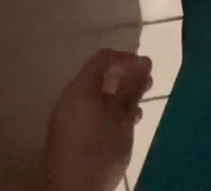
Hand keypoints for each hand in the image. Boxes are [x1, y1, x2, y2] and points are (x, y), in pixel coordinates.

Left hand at [41, 49, 152, 190]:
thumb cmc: (100, 151)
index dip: (127, 58)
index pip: (103, 58)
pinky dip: (106, 114)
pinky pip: (87, 115)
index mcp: (80, 89)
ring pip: (94, 98)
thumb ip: (132, 87)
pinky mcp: (64, 139)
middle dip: (124, 79)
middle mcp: (68, 99)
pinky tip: (121, 129)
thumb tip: (144, 62)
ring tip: (137, 111)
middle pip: (97, 78)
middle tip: (146, 87)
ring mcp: (64, 120)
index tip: (147, 69)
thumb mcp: (122, 117)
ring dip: (117, 99)